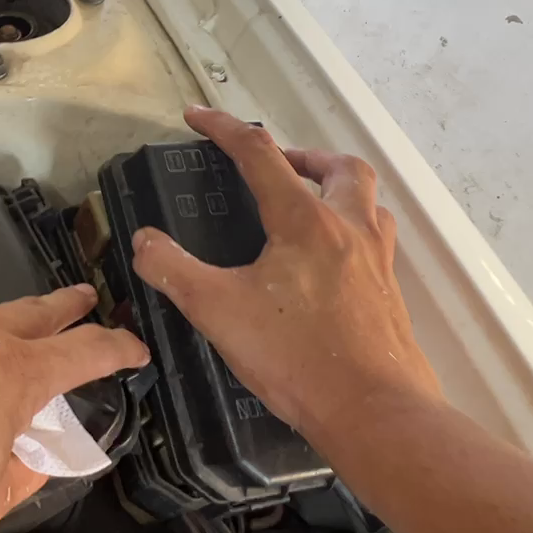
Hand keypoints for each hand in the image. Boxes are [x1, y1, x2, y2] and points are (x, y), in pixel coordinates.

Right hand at [131, 107, 442, 443]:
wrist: (375, 415)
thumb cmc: (294, 356)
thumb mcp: (214, 309)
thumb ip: (170, 268)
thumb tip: (143, 241)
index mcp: (304, 222)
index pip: (258, 154)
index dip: (222, 128)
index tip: (194, 116)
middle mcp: (347, 229)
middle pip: (338, 166)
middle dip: (300, 154)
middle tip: (271, 165)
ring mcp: (376, 262)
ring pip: (366, 200)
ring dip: (334, 186)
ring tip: (302, 202)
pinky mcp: (388, 294)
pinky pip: (373, 238)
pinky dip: (347, 227)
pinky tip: (322, 261)